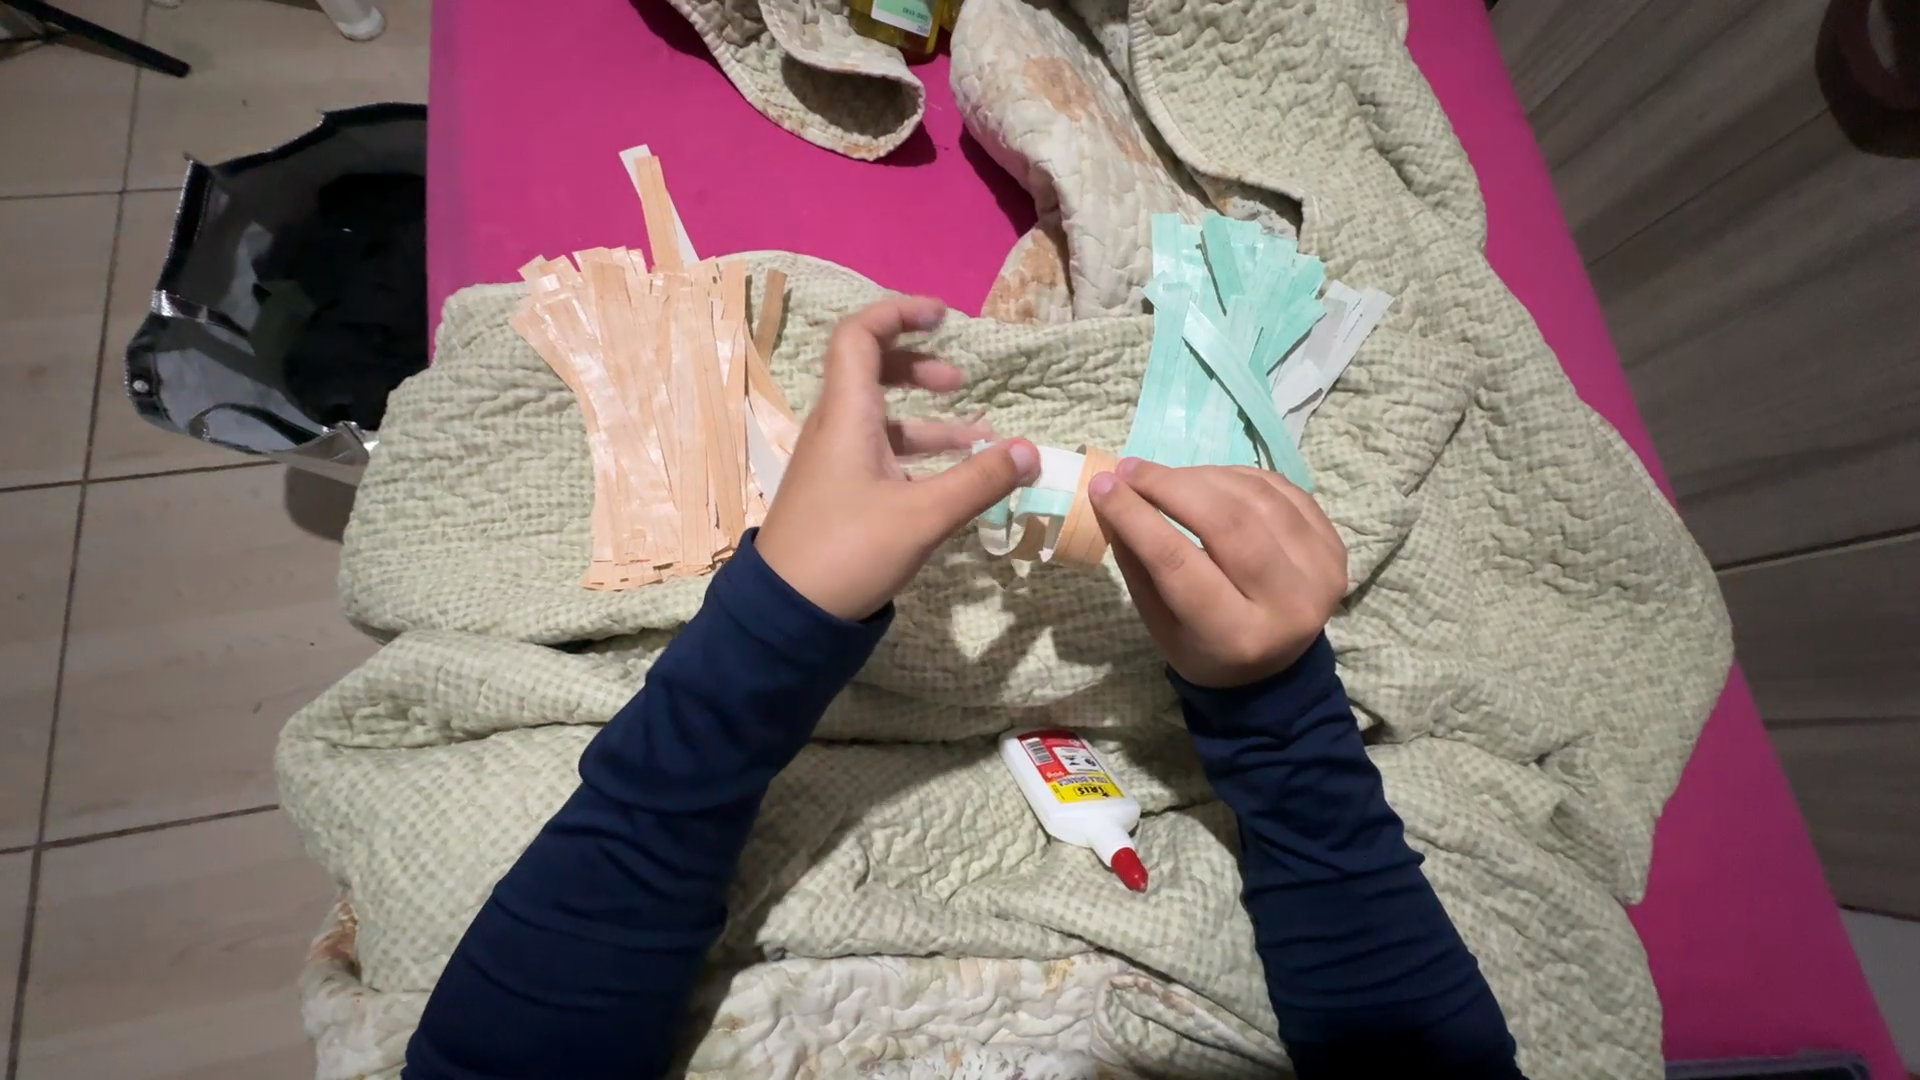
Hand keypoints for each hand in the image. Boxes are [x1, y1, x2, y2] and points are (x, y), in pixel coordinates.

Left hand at [755, 295, 1040, 619]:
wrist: (789, 611)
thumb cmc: (849, 551)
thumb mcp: (923, 516)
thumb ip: (979, 481)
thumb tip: (1031, 451)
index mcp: (846, 415)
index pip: (860, 336)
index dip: (898, 313)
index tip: (943, 317)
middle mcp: (836, 429)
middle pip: (872, 373)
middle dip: (920, 369)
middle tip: (959, 381)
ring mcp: (836, 463)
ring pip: (884, 423)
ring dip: (930, 424)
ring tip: (981, 441)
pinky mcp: (839, 493)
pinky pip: (882, 457)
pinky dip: (918, 458)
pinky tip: (952, 482)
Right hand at [1089, 460, 1346, 687]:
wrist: (1274, 667)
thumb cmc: (1201, 646)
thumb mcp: (1157, 620)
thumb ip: (1137, 560)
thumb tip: (1111, 495)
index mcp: (1234, 636)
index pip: (1177, 562)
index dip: (1136, 516)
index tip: (1102, 485)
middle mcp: (1288, 604)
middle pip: (1225, 521)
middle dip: (1168, 485)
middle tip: (1130, 469)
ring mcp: (1321, 572)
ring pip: (1255, 498)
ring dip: (1200, 476)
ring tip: (1164, 476)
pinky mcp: (1335, 546)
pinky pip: (1282, 489)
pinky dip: (1236, 476)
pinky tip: (1207, 480)